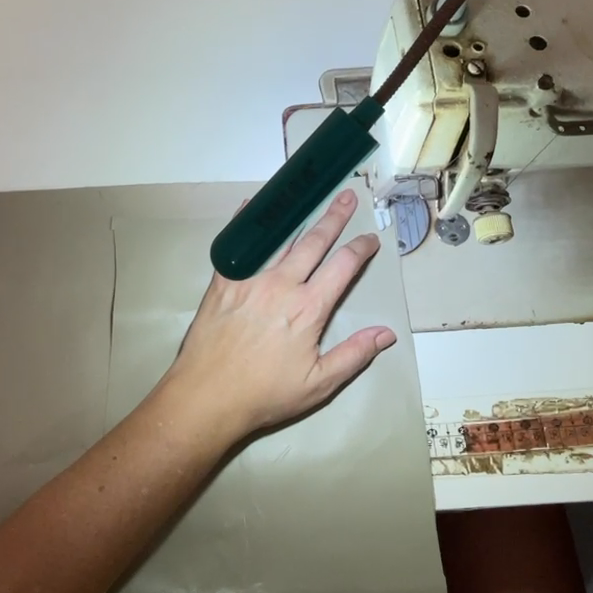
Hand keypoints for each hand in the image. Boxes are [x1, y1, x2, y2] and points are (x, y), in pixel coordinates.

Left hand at [157, 189, 398, 440]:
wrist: (207, 396)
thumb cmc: (265, 394)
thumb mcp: (318, 384)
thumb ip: (354, 355)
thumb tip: (386, 334)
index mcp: (308, 308)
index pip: (343, 267)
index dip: (361, 249)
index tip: (371, 239)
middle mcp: (281, 285)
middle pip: (314, 242)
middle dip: (333, 217)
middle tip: (345, 197)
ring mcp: (249, 280)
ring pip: (279, 238)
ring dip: (298, 216)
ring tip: (310, 196)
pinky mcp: (223, 283)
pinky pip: (237, 246)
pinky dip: (246, 224)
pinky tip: (253, 207)